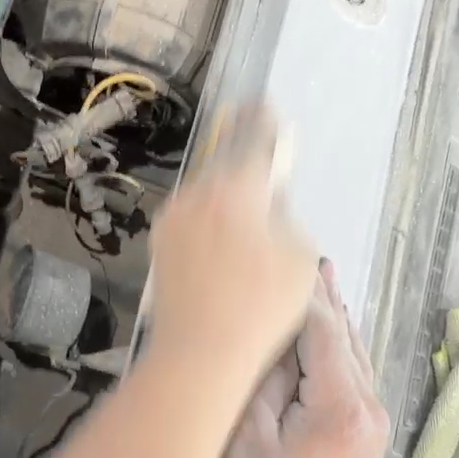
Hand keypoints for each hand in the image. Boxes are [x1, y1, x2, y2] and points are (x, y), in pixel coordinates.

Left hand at [146, 106, 315, 379]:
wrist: (199, 352)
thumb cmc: (260, 306)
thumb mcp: (299, 256)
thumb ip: (286, 213)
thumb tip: (272, 194)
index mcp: (235, 188)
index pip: (252, 138)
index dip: (263, 120)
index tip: (265, 105)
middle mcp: (198, 192)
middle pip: (224, 163)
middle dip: (243, 162)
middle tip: (261, 172)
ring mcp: (173, 217)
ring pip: (205, 192)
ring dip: (224, 194)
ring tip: (244, 221)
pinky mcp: (159, 242)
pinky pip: (190, 216)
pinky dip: (206, 218)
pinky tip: (219, 243)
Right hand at [220, 261, 390, 457]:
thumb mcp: (249, 444)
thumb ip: (260, 387)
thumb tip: (269, 343)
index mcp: (338, 404)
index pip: (323, 334)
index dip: (306, 299)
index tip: (288, 267)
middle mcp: (367, 403)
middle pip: (345, 338)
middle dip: (327, 299)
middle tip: (315, 260)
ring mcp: (374, 416)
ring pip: (355, 353)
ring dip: (337, 318)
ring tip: (326, 279)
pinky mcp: (370, 428)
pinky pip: (356, 372)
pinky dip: (341, 344)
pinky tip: (334, 329)